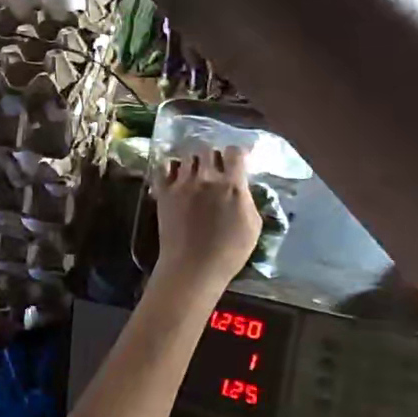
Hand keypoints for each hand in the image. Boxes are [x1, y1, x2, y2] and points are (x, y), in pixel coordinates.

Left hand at [154, 148, 261, 290]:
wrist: (193, 267)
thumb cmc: (229, 252)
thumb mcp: (253, 226)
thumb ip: (247, 199)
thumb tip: (241, 186)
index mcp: (231, 185)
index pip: (234, 152)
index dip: (236, 153)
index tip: (236, 160)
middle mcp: (206, 177)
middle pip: (208, 150)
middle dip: (212, 156)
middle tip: (214, 167)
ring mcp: (182, 183)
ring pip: (187, 157)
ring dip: (193, 162)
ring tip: (194, 172)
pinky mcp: (164, 192)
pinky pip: (164, 167)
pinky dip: (171, 168)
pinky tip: (175, 176)